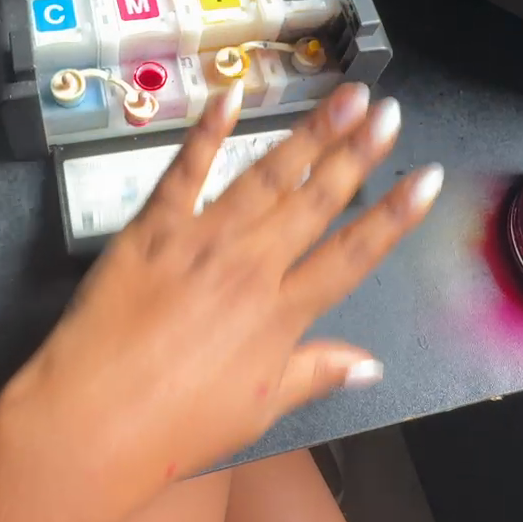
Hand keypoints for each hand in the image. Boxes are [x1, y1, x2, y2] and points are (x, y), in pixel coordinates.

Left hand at [0, 81, 443, 515]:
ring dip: (309, 133)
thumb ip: (316, 374)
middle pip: (316, 200)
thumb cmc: (179, 427)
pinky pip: (186, 169)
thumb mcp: (259, 409)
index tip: (427, 177)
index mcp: (284, 312)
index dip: (395, 216)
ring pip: (266, 175)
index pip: (354, 254)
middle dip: (358, 152)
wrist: (95, 417)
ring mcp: (203, 238)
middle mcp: (253, 264)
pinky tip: (230, 95)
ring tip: (344, 97)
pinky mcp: (153, 224)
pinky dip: (208, 130)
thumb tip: (372, 364)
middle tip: (388, 110)